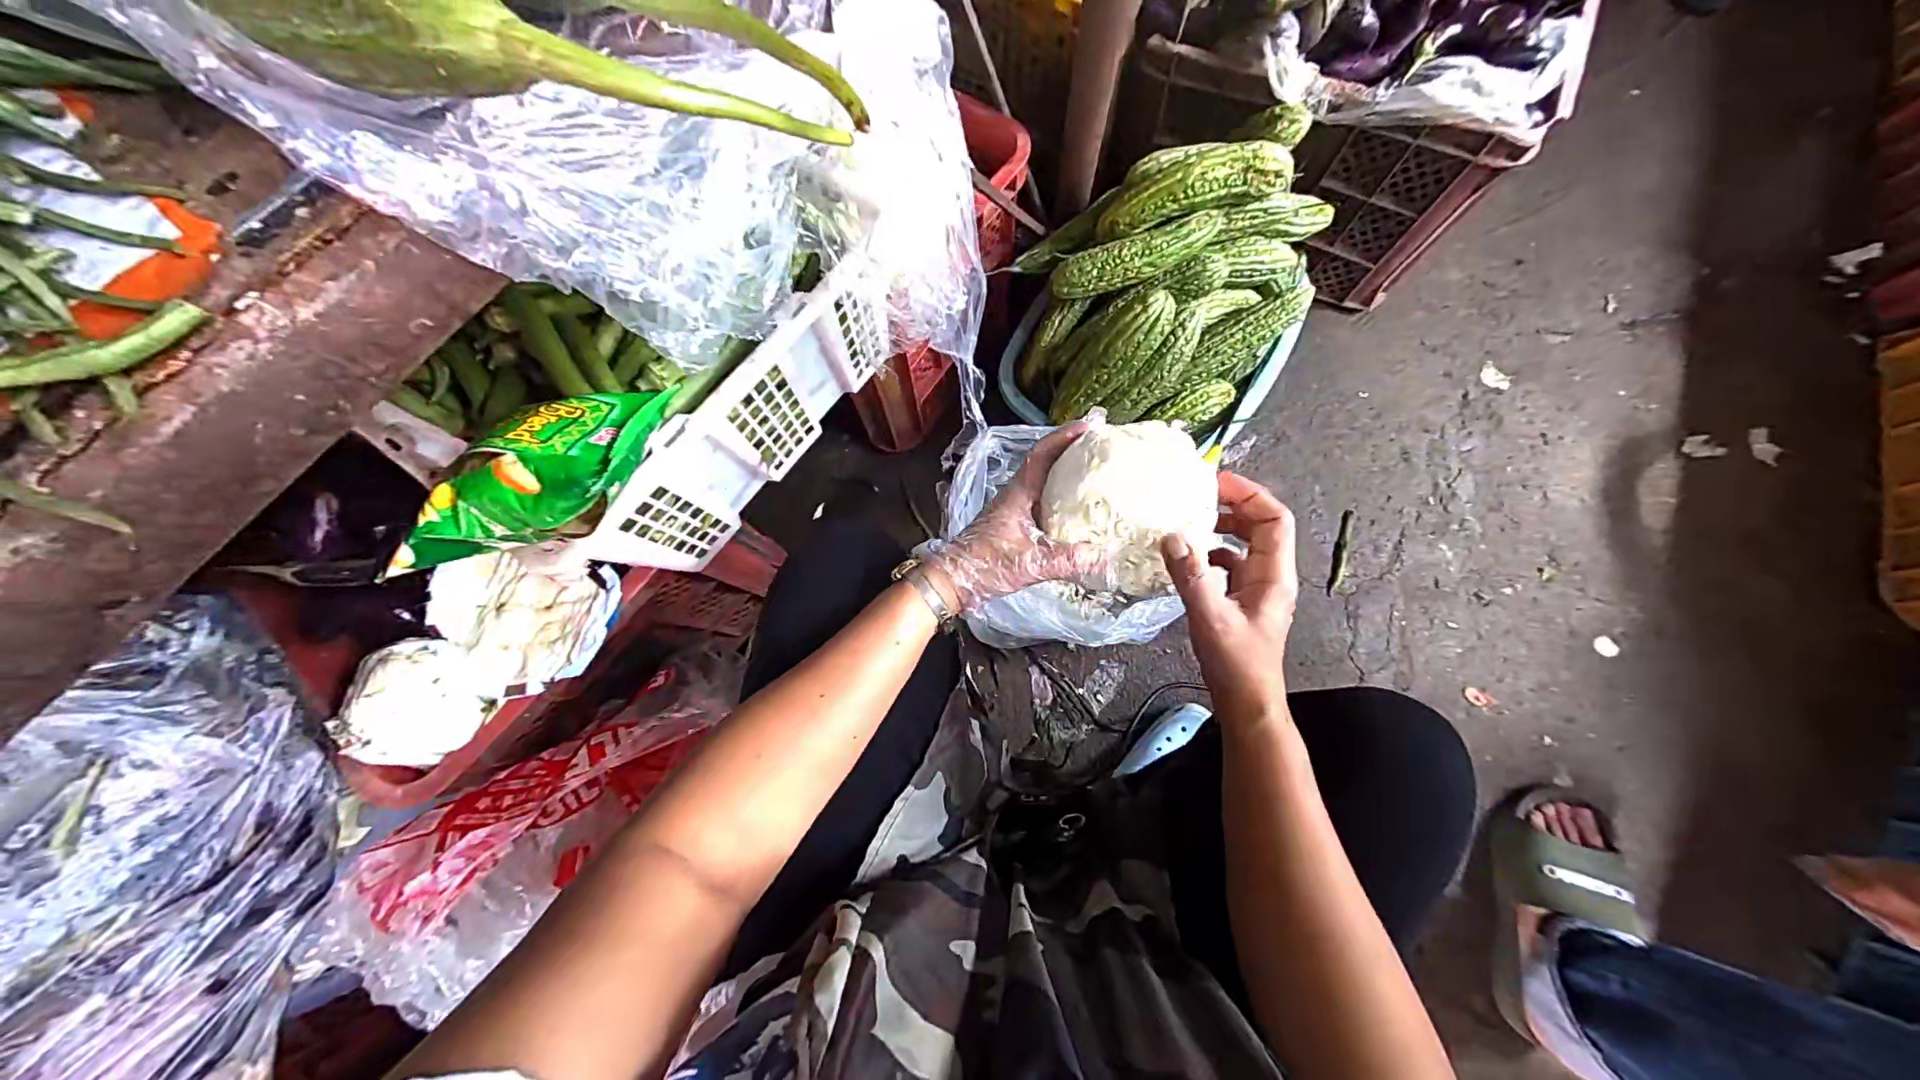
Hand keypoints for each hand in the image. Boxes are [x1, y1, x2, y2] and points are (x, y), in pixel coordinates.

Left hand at [922, 421, 1114, 610]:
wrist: (955, 580)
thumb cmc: (985, 564)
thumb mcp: (1030, 564)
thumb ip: (1067, 561)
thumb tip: (1105, 558)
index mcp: (1018, 494)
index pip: (1042, 455)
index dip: (1064, 437)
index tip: (1089, 427)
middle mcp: (1018, 496)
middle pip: (1048, 464)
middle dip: (1073, 452)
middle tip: (1101, 446)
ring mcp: (1016, 510)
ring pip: (1047, 483)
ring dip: (1069, 475)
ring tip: (1097, 472)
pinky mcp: (1016, 525)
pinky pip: (1045, 504)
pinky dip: (1064, 500)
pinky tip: (1079, 510)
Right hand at [1160, 471, 1298, 725]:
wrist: (1247, 703)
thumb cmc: (1237, 665)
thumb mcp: (1210, 618)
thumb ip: (1191, 577)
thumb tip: (1172, 537)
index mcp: (1273, 575)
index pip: (1274, 518)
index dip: (1249, 494)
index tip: (1215, 482)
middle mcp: (1269, 577)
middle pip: (1259, 526)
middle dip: (1231, 506)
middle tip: (1196, 496)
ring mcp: (1256, 589)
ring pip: (1243, 544)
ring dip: (1219, 528)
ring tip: (1188, 522)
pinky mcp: (1240, 601)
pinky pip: (1228, 564)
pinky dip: (1209, 553)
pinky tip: (1186, 558)